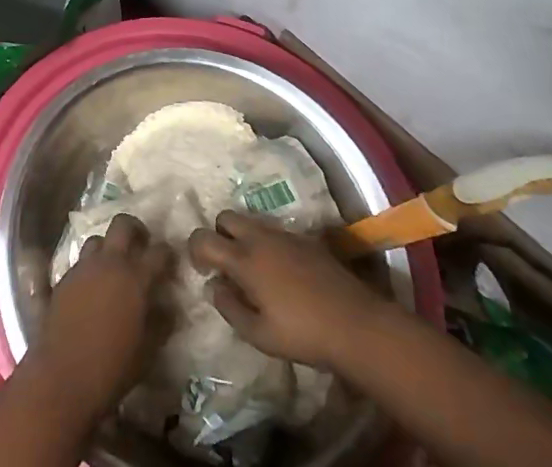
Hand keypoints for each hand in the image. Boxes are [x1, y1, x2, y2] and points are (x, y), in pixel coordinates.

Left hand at [28, 213, 173, 419]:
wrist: (62, 377)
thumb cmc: (113, 366)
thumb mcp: (149, 349)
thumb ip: (161, 321)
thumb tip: (167, 305)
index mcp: (135, 277)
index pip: (159, 251)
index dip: (168, 254)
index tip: (171, 262)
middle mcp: (109, 263)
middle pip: (123, 224)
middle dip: (136, 229)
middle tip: (141, 246)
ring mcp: (83, 269)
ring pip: (98, 240)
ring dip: (109, 248)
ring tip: (114, 268)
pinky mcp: (63, 280)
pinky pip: (80, 262)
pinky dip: (90, 268)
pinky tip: (93, 288)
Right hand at [188, 209, 397, 370]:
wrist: (356, 324)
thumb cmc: (302, 333)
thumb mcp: (258, 334)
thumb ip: (229, 307)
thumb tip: (214, 287)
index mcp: (244, 259)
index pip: (203, 237)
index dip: (195, 250)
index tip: (203, 271)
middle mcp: (261, 238)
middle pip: (226, 217)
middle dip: (219, 235)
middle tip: (226, 265)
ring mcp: (286, 235)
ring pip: (252, 222)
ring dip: (244, 238)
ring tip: (254, 271)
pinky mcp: (308, 239)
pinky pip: (276, 232)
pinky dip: (269, 244)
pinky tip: (282, 273)